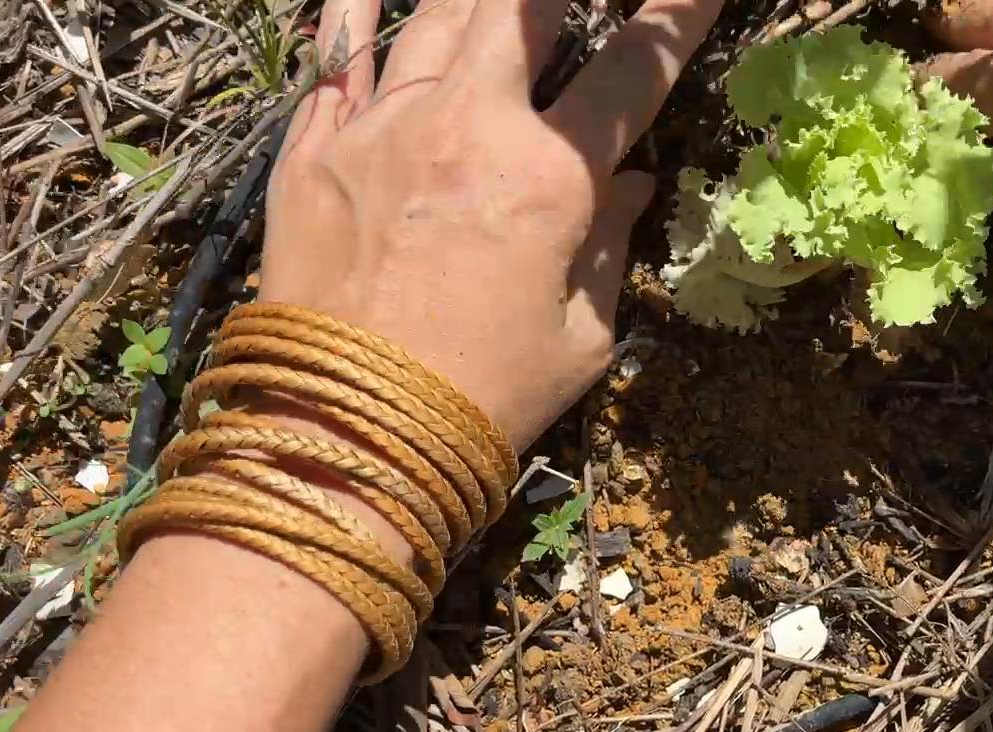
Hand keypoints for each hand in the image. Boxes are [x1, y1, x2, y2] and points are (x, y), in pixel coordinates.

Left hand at [259, 0, 722, 449]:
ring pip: (438, 11)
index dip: (675, 20)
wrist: (359, 428)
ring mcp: (381, 123)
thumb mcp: (584, 336)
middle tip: (583, 3)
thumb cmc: (495, 393)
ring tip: (510, 9)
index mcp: (552, 182)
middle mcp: (468, 126)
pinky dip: (359, 11)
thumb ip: (611, 247)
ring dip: (484, 0)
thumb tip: (629, 186)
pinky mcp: (316, 143)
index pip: (630, 77)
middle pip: (520, 3)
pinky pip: (339, 48)